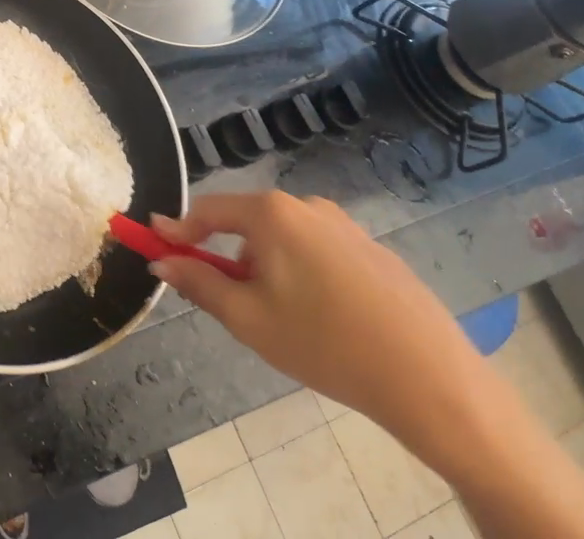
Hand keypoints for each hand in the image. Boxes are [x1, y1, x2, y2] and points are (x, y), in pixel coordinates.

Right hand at [148, 192, 487, 437]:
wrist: (428, 376)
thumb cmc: (323, 342)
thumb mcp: (247, 318)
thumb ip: (199, 284)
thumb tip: (162, 262)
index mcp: (272, 214)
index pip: (207, 210)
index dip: (177, 230)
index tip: (155, 247)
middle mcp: (308, 207)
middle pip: (247, 223)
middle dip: (228, 256)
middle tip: (231, 304)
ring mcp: (346, 227)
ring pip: (284, 240)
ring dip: (267, 268)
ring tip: (284, 321)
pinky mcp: (374, 251)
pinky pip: (318, 253)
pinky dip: (304, 276)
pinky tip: (325, 321)